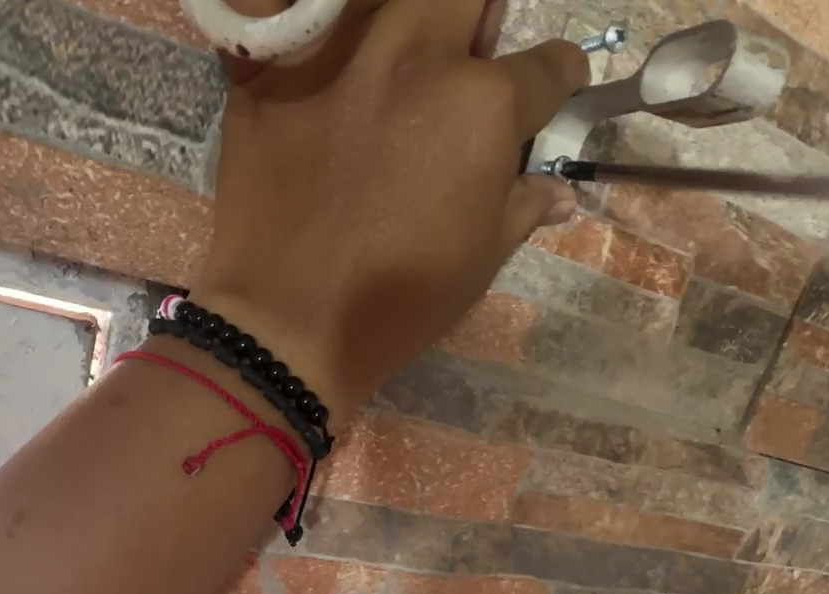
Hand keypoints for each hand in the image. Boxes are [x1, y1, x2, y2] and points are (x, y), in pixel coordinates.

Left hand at [190, 0, 586, 422]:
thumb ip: (521, 207)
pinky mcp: (269, 73)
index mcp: (482, 106)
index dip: (558, 82)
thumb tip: (559, 192)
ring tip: (392, 79)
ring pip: (388, 0)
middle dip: (478, 24)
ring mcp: (336, 55)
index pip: (548, 65)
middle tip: (460, 71)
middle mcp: (414, 55)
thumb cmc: (395, 306)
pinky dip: (326, 53)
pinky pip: (308, 30)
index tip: (551, 93)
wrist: (285, 326)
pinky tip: (326, 96)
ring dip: (405, 28)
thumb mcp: (478, 264)